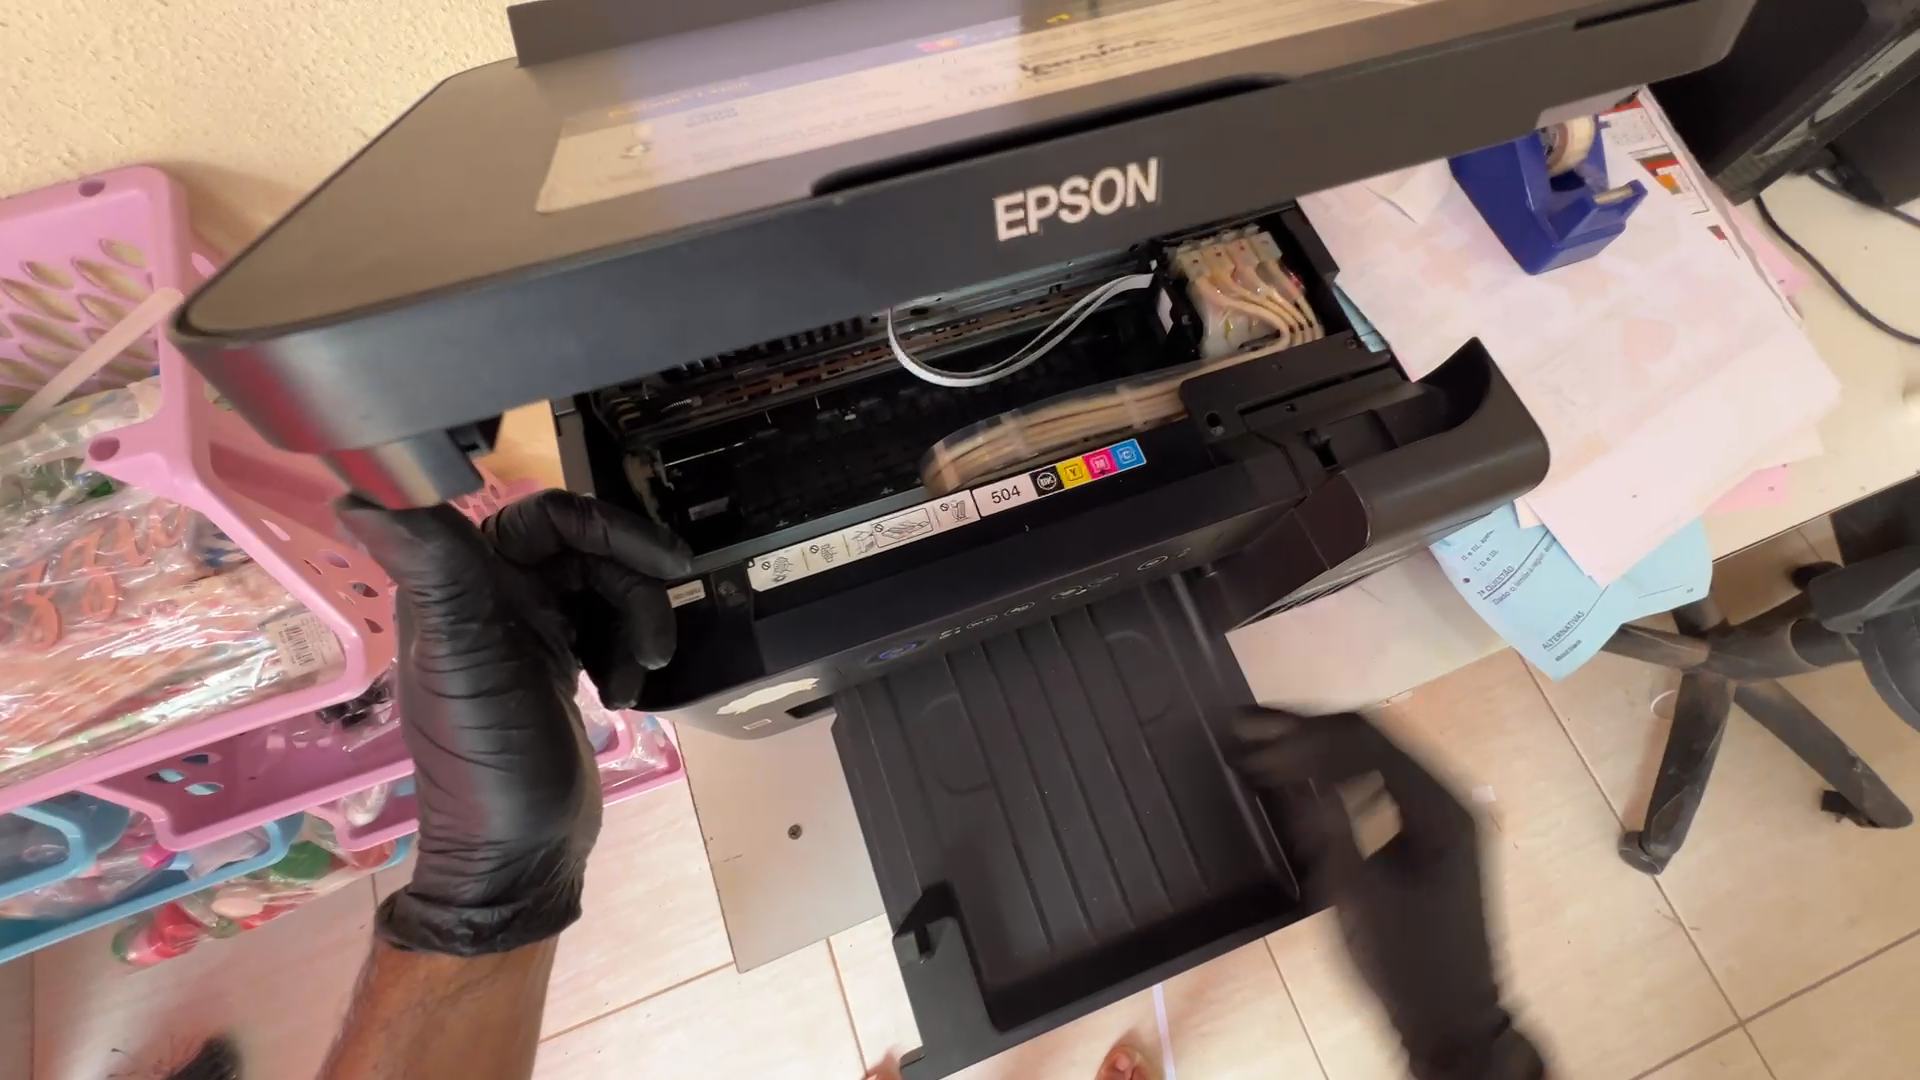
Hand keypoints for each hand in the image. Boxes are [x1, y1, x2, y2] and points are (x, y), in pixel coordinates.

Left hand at [336, 490, 689, 955]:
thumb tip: (362, 493)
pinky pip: (612, 626)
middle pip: (591, 553)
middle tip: (664, 630)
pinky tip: (624, 692)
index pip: (547, 519)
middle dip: (637, 587)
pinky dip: (630, 651)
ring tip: (642, 675)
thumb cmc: (489, 762)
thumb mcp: (470, 666)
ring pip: (610, 590)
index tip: (665, 560)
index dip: (609, 527)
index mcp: (466, 590)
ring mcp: (533, 632)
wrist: (518, 853)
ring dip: (639, 626)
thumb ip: (435, 574)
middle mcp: (497, 600)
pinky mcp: (563, 662)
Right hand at [1236, 710, 1543, 1079]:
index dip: (1302, 734)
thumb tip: (1283, 766)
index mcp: (1440, 807)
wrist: (1451, 1020)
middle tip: (1245, 726)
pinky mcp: (1418, 824)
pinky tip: (1290, 774)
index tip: (1251, 738)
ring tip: (1257, 743)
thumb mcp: (1358, 895)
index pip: (1363, 741)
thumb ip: (1324, 825)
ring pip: (1363, 750)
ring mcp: (1433, 808)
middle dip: (1301, 728)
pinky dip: (1324, 768)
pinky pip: (1367, 775)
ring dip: (1309, 744)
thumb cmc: (1407, 962)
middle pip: (1365, 734)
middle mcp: (1442, 795)